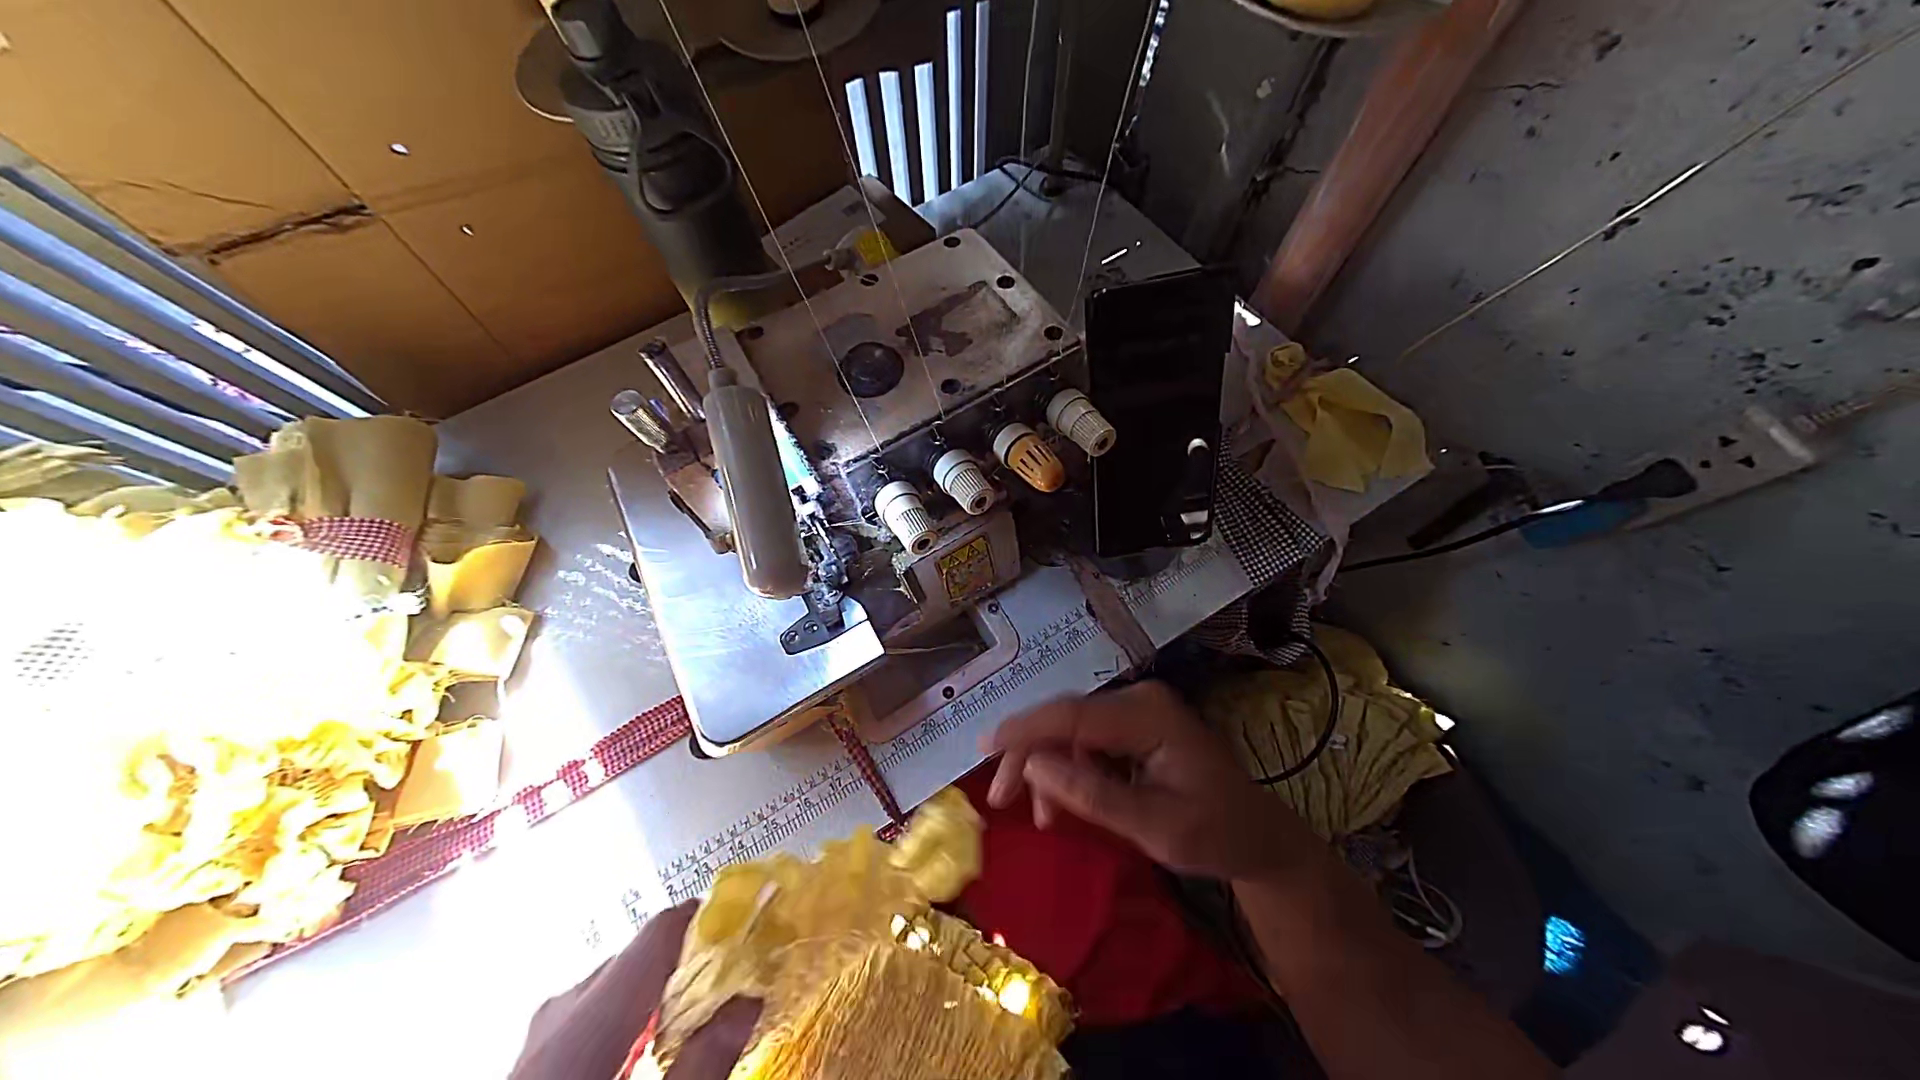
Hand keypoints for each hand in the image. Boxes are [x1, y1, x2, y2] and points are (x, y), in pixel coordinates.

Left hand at [510, 902, 758, 1079]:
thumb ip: (705, 1064)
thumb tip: (749, 1000)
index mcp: (589, 1024)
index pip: (654, 936)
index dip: (703, 921)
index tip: (743, 929)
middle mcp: (559, 1016)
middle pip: (634, 958)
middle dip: (684, 963)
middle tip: (728, 984)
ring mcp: (536, 1040)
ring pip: (609, 985)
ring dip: (654, 993)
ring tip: (688, 1023)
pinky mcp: (528, 1062)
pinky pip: (586, 1013)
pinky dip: (624, 1017)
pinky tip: (639, 1056)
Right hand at [982, 681, 1323, 882]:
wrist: (1257, 838)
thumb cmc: (1214, 834)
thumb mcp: (1154, 827)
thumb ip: (1092, 794)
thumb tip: (1032, 766)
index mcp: (1149, 714)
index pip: (1072, 715)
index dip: (1025, 730)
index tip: (985, 747)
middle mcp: (1138, 699)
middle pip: (1065, 719)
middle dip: (1029, 755)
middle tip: (1000, 798)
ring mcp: (1135, 710)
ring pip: (1069, 731)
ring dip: (1047, 768)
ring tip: (1041, 816)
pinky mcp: (1132, 726)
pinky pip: (1084, 742)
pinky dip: (1067, 770)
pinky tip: (1059, 802)